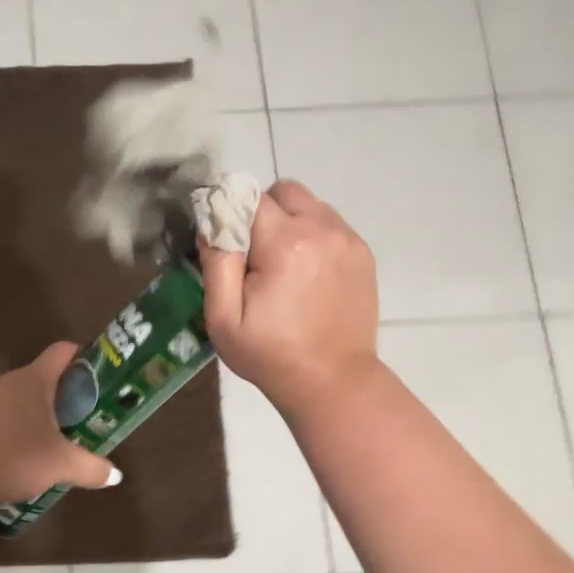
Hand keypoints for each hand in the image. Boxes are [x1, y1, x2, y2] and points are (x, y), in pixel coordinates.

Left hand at [0, 343, 120, 506]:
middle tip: (89, 419)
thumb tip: (116, 474)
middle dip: (70, 395)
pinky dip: (24, 426)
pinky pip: (8, 414)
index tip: (103, 381)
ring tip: (63, 441)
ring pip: (26, 398)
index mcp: (33, 379)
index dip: (86, 359)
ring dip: (46, 414)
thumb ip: (92, 467)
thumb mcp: (61, 465)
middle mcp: (9, 381)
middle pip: (46, 376)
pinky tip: (31, 454)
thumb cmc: (13, 458)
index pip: (63, 351)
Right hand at [201, 180, 379, 410]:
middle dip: (260, 212)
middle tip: (251, 254)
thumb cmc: (269, 355)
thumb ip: (216, 265)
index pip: (249, 198)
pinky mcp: (362, 253)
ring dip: (288, 222)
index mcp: (284, 245)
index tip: (222, 242)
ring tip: (279, 266)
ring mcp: (347, 239)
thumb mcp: (223, 319)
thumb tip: (211, 224)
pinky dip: (311, 236)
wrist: (332, 381)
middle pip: (283, 191)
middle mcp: (322, 230)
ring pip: (310, 204)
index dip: (229, 213)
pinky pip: (329, 224)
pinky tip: (303, 274)